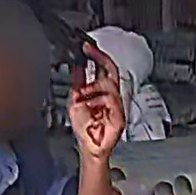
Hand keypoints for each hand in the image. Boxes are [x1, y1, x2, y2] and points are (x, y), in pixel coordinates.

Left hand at [68, 42, 124, 160]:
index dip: (96, 55)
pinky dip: (98, 101)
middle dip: (99, 58)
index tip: (86, 47)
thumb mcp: (75, 99)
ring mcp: (116, 106)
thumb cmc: (85, 129)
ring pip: (110, 84)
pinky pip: (112, 101)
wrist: (88, 147)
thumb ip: (77, 82)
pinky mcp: (119, 117)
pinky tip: (90, 106)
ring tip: (83, 96)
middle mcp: (111, 97)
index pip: (103, 68)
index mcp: (102, 91)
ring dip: (93, 87)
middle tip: (89, 50)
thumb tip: (77, 64)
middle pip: (111, 70)